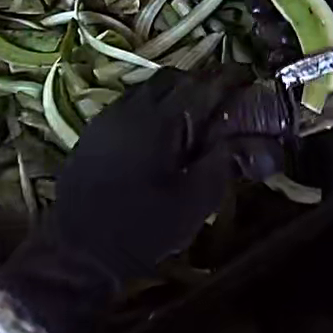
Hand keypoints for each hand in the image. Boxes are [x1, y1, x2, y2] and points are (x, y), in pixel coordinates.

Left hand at [0, 68, 244, 332]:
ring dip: (174, 94)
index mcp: (161, 121)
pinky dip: (151, 107)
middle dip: (201, 83)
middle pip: (175, 77)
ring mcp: (108, 118)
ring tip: (192, 119)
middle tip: (222, 104)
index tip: (250, 79)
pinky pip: (130, 103)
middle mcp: (132, 108)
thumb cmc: (141, 229)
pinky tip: (159, 136)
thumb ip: (226, 161)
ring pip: (149, 88)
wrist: (73, 255)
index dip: (230, 77)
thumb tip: (259, 140)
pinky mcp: (93, 132)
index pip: (204, 84)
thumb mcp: (195, 201)